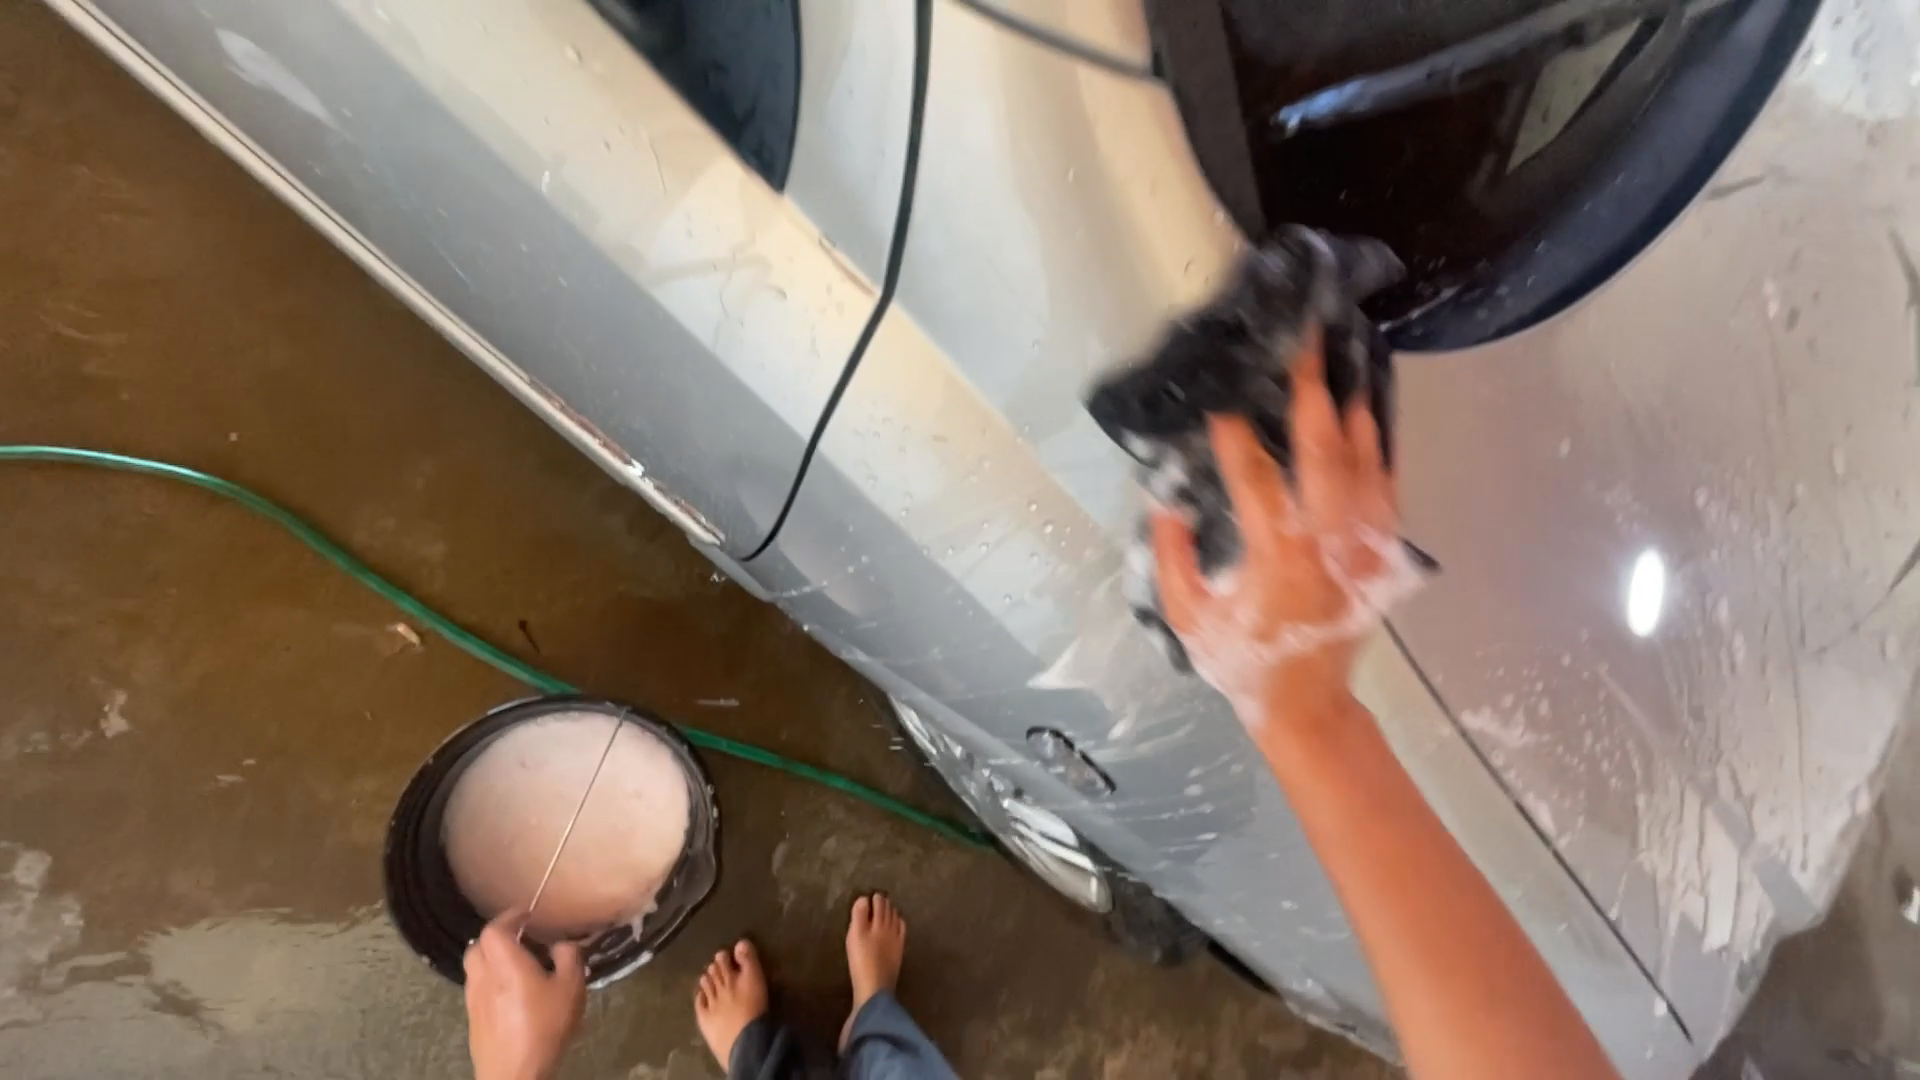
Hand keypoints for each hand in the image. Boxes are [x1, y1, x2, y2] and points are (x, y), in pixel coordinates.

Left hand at [463, 911, 586, 1079]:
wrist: (515, 1077)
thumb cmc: (545, 1028)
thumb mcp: (572, 987)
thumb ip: (569, 957)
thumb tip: (561, 945)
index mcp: (506, 967)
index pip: (494, 931)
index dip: (508, 917)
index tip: (527, 913)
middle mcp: (484, 980)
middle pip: (476, 947)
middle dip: (495, 936)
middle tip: (520, 935)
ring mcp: (474, 1003)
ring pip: (474, 969)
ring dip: (490, 957)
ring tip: (516, 961)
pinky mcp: (473, 1022)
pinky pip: (476, 988)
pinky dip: (489, 978)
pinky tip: (510, 990)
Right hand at [1151, 324, 1415, 725]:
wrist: (1306, 702)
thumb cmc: (1242, 661)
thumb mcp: (1188, 616)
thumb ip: (1172, 556)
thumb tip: (1166, 501)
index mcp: (1278, 560)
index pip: (1256, 480)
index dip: (1236, 436)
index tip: (1222, 400)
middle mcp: (1329, 545)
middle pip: (1326, 455)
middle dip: (1312, 394)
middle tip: (1304, 345)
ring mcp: (1364, 548)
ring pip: (1366, 464)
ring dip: (1352, 409)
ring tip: (1341, 361)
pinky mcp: (1380, 555)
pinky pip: (1386, 489)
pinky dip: (1379, 448)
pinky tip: (1369, 415)